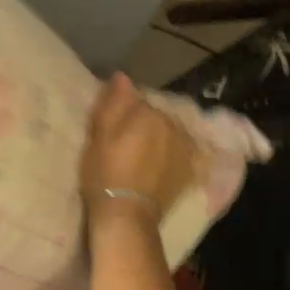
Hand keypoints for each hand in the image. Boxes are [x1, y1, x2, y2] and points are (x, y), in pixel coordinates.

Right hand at [80, 73, 196, 226]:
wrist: (127, 213)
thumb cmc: (104, 174)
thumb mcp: (97, 138)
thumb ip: (112, 105)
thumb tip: (121, 76)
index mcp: (147, 113)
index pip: (134, 101)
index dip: (120, 112)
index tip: (109, 126)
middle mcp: (172, 123)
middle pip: (155, 115)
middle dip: (142, 123)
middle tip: (124, 143)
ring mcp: (186, 145)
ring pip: (169, 131)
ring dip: (158, 136)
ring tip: (142, 155)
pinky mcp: (192, 166)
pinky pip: (183, 149)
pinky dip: (173, 152)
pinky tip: (160, 164)